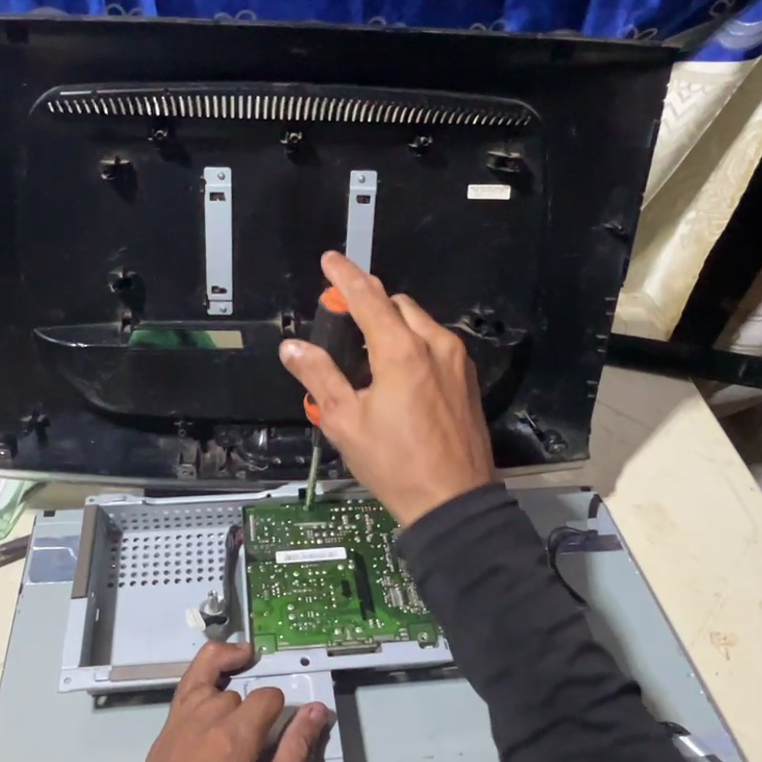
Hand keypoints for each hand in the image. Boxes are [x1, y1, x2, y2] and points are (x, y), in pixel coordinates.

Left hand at [54, 643, 328, 761]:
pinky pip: (183, 690)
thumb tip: (313, 716)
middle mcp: (198, 723)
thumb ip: (292, 761)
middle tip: (273, 743)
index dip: (290, 714)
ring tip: (251, 683)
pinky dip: (202, 675)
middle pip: (242, 692)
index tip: (299, 733)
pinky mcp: (159, 742)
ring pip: (209, 680)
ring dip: (232, 681)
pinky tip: (216, 687)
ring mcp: (173, 729)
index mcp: (228, 741)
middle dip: (262, 710)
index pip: (270, 699)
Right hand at [279, 251, 495, 525]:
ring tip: (367, 352)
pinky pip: (435, 345)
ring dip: (392, 324)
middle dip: (370, 302)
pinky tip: (395, 372)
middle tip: (343, 318)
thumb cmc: (396, 464)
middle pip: (397, 304)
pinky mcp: (467, 380)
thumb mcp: (346, 422)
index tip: (330, 260)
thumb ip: (319, 376)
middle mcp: (435, 345)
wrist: (453, 501)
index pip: (368, 297)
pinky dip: (412, 344)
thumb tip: (293, 347)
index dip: (345, 275)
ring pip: (419, 323)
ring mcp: (457, 361)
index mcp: (402, 351)